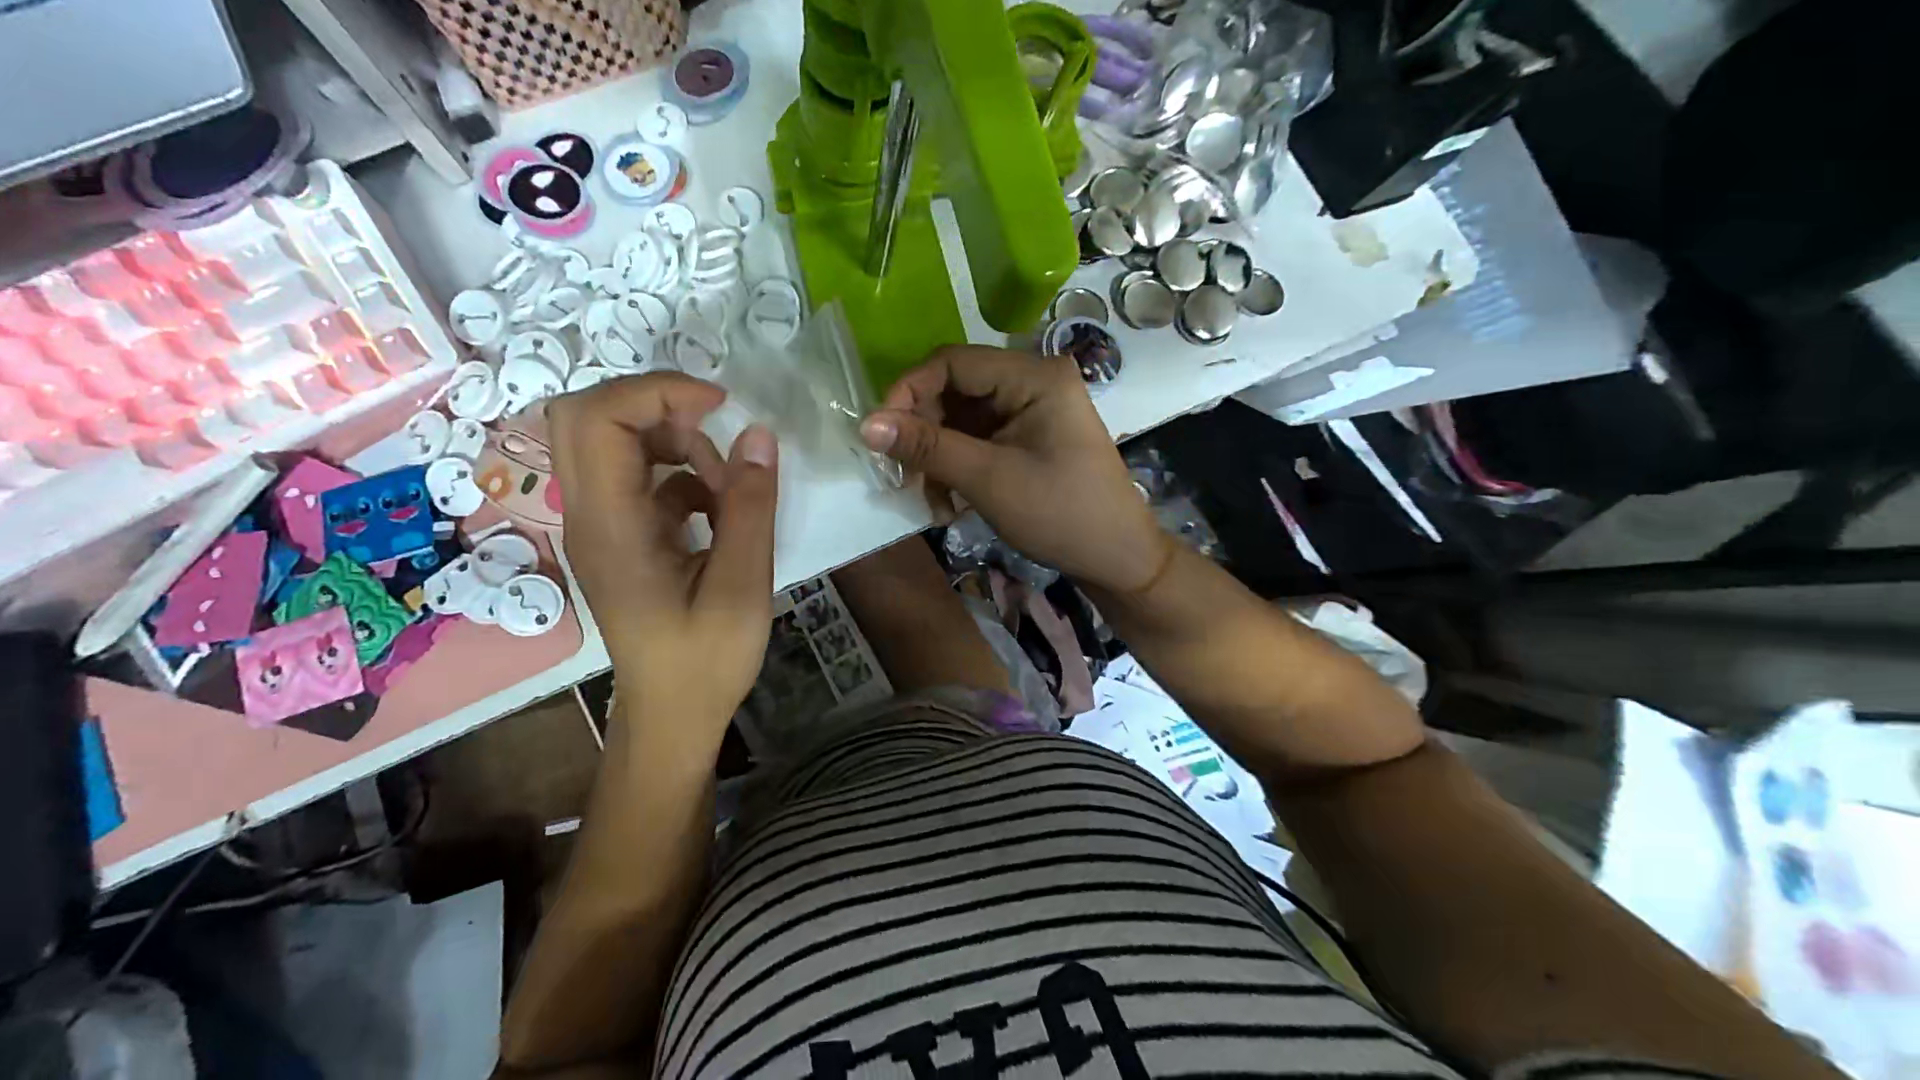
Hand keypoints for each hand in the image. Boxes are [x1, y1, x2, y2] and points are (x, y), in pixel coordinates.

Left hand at [547, 374, 778, 731]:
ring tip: (728, 485)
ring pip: (612, 443)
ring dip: (673, 442)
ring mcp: (600, 526)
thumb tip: (758, 434)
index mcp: (611, 527)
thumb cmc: (707, 660)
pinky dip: (680, 474)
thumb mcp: (743, 586)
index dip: (655, 391)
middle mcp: (590, 516)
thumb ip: (750, 508)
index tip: (719, 405)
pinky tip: (720, 510)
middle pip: (587, 417)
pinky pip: (638, 478)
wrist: (672, 713)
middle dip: (655, 405)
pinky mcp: (620, 537)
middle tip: (712, 428)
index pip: (596, 419)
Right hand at [859, 345, 1170, 593]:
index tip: (878, 434)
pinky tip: (950, 504)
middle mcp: (1033, 381)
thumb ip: (927, 447)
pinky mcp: (1028, 436)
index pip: (953, 362)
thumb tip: (866, 424)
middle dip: (924, 433)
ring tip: (931, 501)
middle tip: (902, 476)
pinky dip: (958, 466)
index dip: (909, 392)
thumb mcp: (988, 480)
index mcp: (1034, 375)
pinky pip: (978, 439)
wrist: (1117, 559)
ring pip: (961, 418)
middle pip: (955, 390)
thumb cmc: (1060, 514)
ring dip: (938, 457)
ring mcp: (1031, 409)